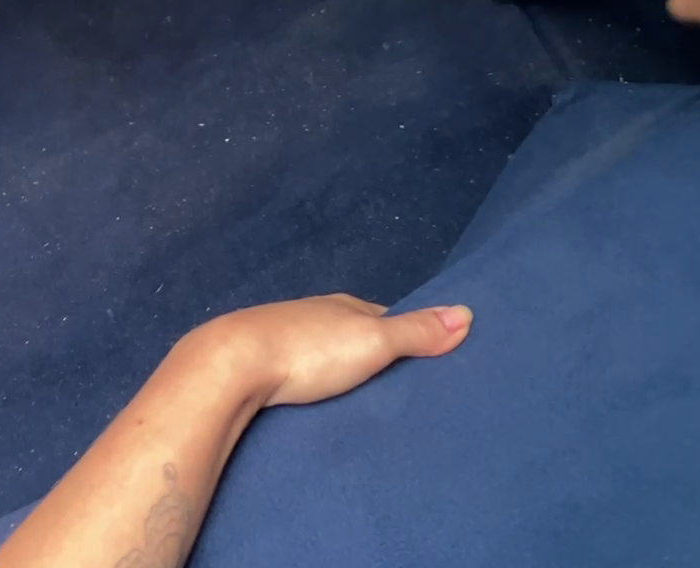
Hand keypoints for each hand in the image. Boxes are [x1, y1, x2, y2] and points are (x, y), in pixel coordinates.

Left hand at [186, 294, 472, 406]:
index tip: (433, 357)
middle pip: (355, 332)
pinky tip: (322, 394)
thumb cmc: (308, 349)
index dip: (409, 334)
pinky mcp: (265, 360)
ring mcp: (286, 335)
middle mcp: (315, 314)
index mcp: (343, 306)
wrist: (234, 362)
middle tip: (406, 383)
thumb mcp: (372, 340)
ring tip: (368, 394)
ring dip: (345, 366)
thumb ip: (415, 331)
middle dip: (377, 352)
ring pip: (327, 349)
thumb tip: (466, 310)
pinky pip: (304, 366)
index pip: (385, 316)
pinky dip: (319, 377)